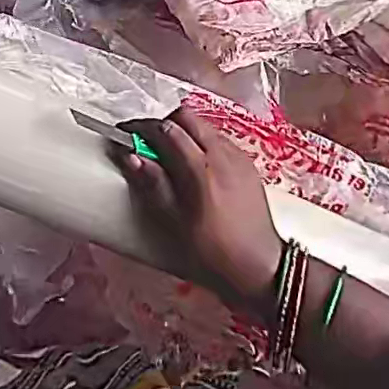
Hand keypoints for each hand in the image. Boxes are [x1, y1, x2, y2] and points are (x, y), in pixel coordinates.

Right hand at [116, 108, 284, 312]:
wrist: (263, 271)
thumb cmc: (216, 253)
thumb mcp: (176, 224)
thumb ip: (154, 184)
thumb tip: (130, 156)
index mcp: (202, 170)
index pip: (166, 130)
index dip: (140, 128)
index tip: (124, 135)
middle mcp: (222, 155)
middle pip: (185, 117)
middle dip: (161, 123)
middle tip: (145, 142)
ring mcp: (238, 157)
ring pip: (202, 125)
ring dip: (181, 131)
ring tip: (168, 155)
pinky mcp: (247, 164)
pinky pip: (217, 139)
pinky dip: (199, 141)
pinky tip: (193, 165)